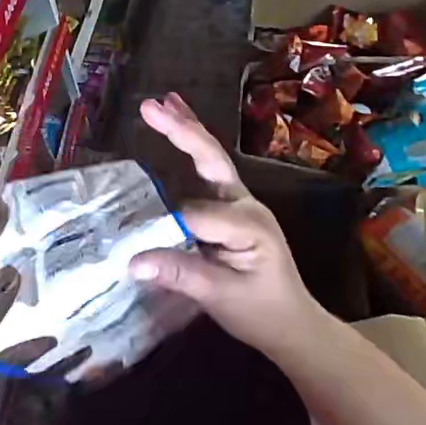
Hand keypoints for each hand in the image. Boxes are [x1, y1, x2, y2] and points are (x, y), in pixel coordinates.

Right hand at [128, 94, 324, 357]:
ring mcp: (240, 199)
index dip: (168, 227)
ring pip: (210, 156)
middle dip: (181, 131)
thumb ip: (180, 273)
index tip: (142, 253)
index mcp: (248, 224)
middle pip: (210, 160)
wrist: (292, 323)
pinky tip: (179, 119)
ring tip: (163, 101)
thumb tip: (133, 261)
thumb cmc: (261, 313)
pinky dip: (192, 141)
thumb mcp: (220, 298)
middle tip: (149, 106)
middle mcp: (245, 202)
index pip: (196, 214)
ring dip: (186, 127)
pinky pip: (209, 167)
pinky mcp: (231, 203)